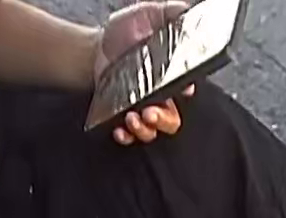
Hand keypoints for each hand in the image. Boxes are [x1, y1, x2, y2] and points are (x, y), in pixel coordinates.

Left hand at [94, 1, 194, 145]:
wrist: (96, 48)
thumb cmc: (125, 32)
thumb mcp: (150, 15)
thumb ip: (171, 14)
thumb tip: (188, 12)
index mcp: (170, 78)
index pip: (185, 90)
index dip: (186, 92)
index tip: (184, 89)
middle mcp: (159, 100)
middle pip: (171, 121)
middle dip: (162, 120)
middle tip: (150, 113)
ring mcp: (142, 113)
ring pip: (152, 133)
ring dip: (143, 130)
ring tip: (132, 118)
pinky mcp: (123, 121)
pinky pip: (130, 138)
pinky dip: (126, 137)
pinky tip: (120, 130)